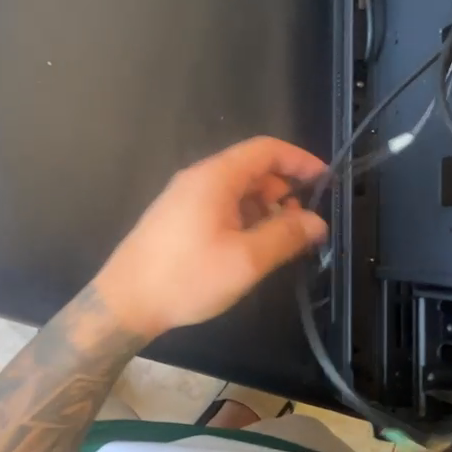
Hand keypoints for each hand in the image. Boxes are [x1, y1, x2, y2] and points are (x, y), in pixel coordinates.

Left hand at [91, 137, 328, 339]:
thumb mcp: (245, 260)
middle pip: (251, 170)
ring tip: (282, 241)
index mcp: (215, 177)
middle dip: (284, 190)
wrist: (125, 302)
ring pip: (236, 191)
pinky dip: (243, 219)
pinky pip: (219, 207)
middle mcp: (198, 179)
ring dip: (264, 209)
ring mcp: (184, 199)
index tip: (326, 181)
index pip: (265, 149)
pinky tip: (251, 249)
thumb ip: (285, 236)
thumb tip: (316, 222)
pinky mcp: (177, 220)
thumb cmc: (186, 277)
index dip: (299, 160)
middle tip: (305, 224)